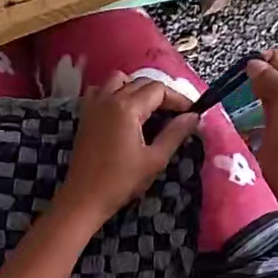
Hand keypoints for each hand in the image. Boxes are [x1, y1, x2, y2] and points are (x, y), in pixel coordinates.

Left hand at [55, 74, 200, 222]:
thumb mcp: (154, 159)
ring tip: (149, 109)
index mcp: (126, 108)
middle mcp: (108, 99)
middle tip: (176, 113)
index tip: (191, 112)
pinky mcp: (84, 115)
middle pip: (140, 82)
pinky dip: (113, 93)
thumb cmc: (121, 180)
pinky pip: (99, 91)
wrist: (84, 196)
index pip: (158, 90)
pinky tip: (122, 111)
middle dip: (161, 94)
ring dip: (136, 88)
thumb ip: (175, 133)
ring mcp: (92, 106)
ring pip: (118, 81)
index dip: (178, 99)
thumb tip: (194, 116)